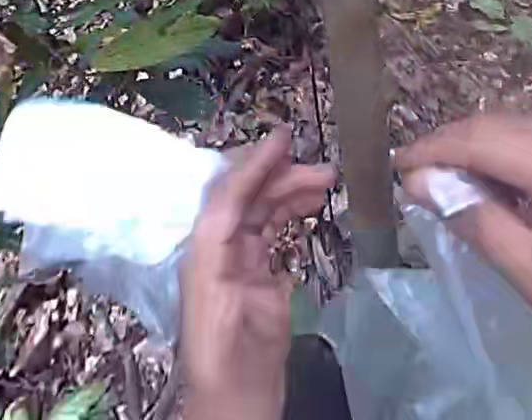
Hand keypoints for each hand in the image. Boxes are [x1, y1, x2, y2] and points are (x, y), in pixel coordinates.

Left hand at [181, 130, 334, 419]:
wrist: (235, 407)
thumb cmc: (225, 358)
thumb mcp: (220, 298)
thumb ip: (222, 244)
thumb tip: (233, 198)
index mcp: (204, 250)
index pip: (228, 193)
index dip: (253, 163)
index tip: (283, 138)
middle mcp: (220, 248)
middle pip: (251, 196)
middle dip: (284, 175)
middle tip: (323, 169)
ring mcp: (240, 260)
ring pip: (266, 209)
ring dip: (293, 190)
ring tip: (327, 181)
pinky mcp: (259, 275)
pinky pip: (274, 230)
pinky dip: (293, 211)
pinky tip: (312, 204)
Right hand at [395, 116, 531, 385]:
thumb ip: (480, 225)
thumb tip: (422, 184)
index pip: (484, 140)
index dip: (434, 149)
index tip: (395, 170)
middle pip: (492, 126)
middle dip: (446, 147)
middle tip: (408, 181)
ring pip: (505, 127)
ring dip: (466, 150)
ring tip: (433, 184)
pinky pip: (524, 140)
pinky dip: (491, 156)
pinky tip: (476, 186)